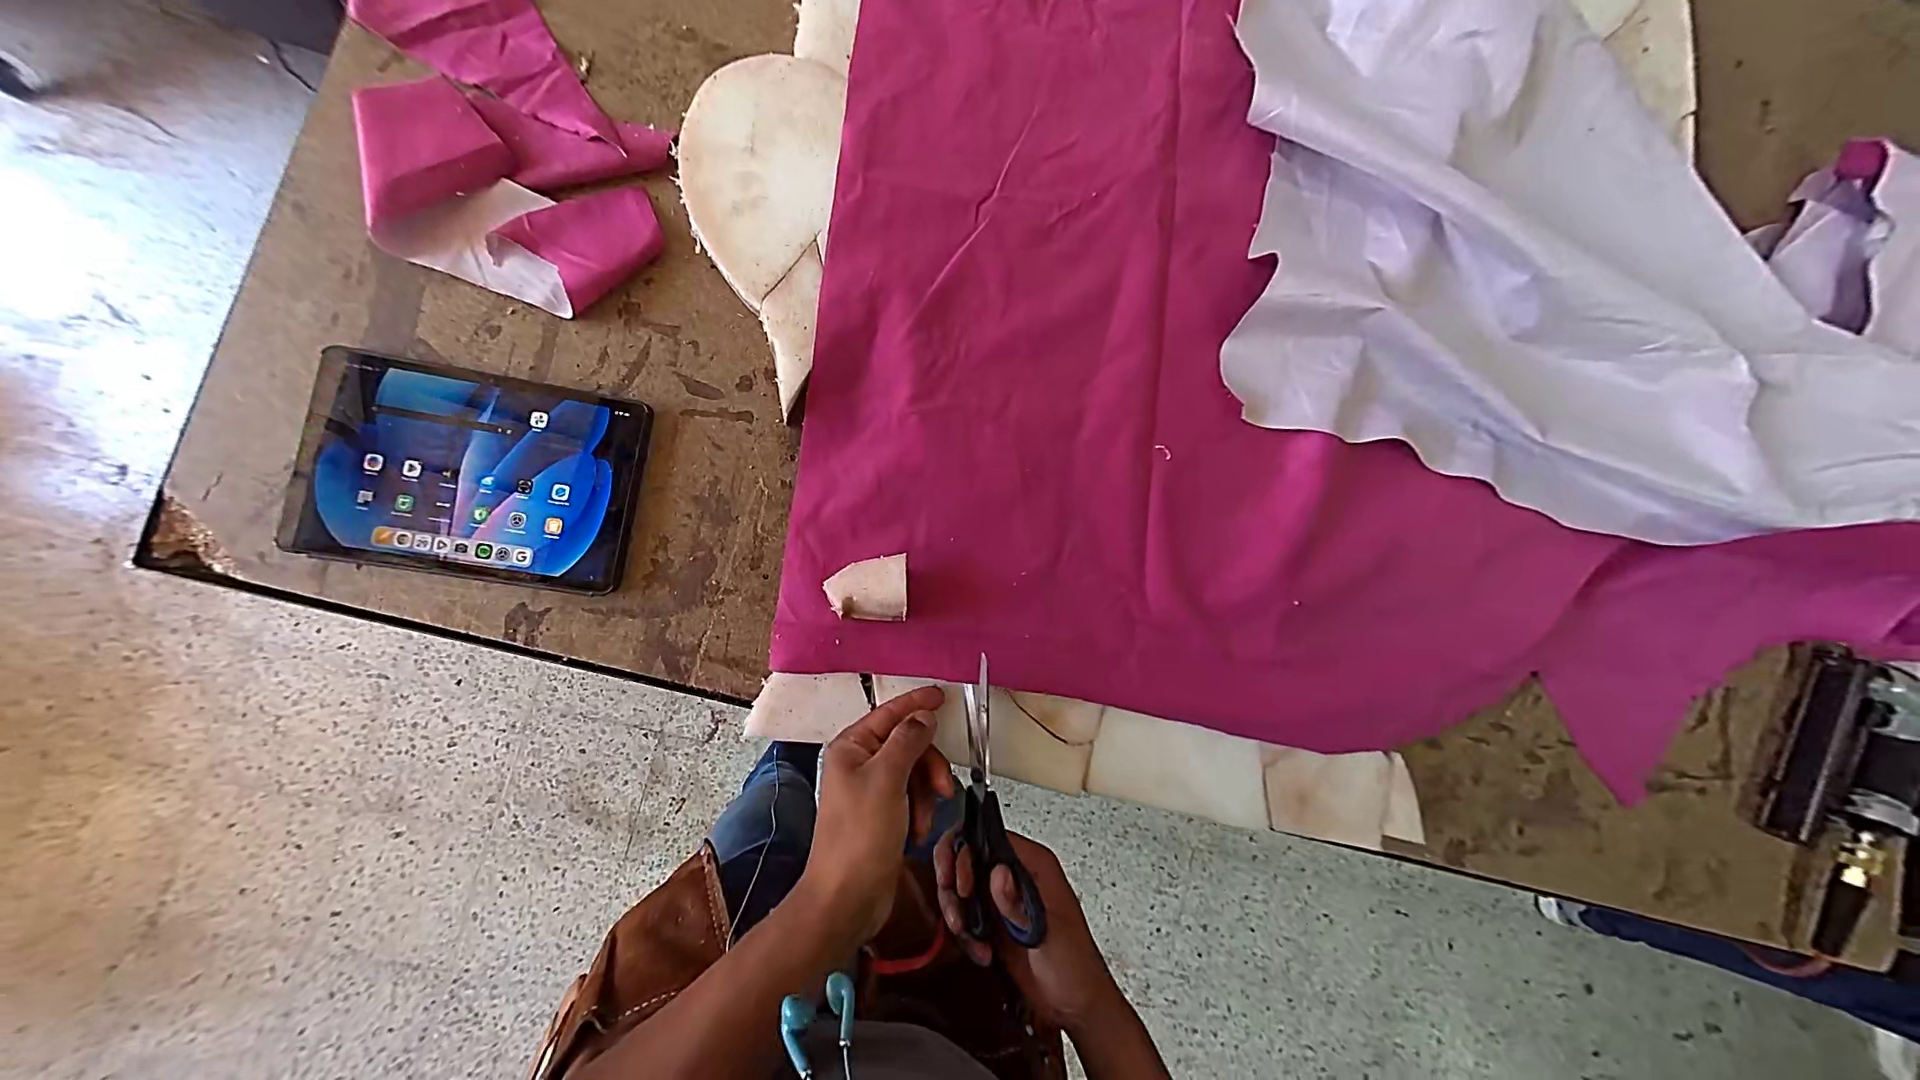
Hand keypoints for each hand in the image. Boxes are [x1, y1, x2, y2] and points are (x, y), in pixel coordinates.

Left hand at [793, 686, 954, 947]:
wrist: (848, 898)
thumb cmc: (858, 837)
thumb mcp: (887, 779)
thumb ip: (908, 740)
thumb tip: (923, 716)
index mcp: (851, 747)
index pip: (889, 713)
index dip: (916, 703)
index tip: (941, 696)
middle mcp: (860, 764)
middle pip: (908, 744)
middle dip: (928, 764)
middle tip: (941, 786)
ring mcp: (872, 790)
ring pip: (915, 771)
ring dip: (926, 793)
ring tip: (923, 819)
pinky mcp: (883, 814)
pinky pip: (913, 796)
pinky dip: (921, 810)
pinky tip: (916, 831)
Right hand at [934, 829, 1124, 1034]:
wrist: (1076, 1005)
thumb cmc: (1076, 964)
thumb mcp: (1049, 931)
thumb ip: (1019, 903)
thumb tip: (996, 871)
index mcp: (1034, 864)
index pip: (990, 837)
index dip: (966, 853)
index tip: (959, 883)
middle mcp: (1016, 874)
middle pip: (968, 856)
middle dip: (953, 882)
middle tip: (956, 909)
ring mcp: (1003, 897)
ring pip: (962, 884)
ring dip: (956, 910)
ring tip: (967, 934)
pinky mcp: (994, 920)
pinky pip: (965, 913)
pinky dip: (964, 932)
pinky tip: (981, 951)